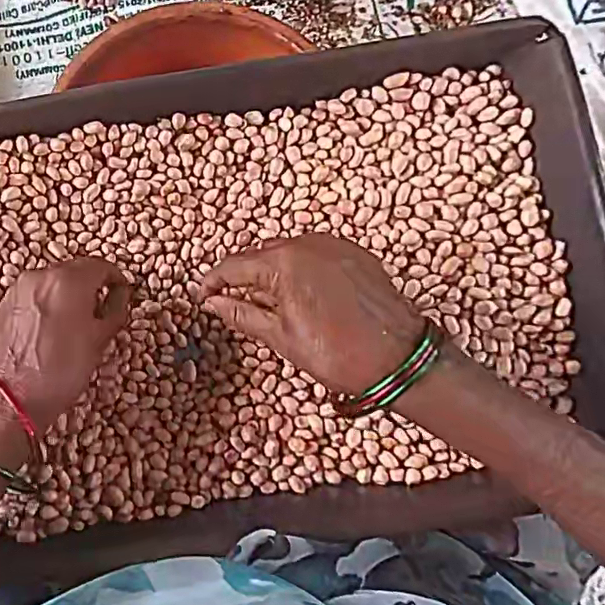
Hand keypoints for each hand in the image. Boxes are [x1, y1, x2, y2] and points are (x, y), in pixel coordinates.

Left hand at [0, 257, 130, 432]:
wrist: (17, 397)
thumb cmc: (62, 370)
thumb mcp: (100, 339)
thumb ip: (115, 309)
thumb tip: (119, 296)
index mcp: (68, 280)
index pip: (101, 266)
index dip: (116, 279)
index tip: (121, 293)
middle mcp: (40, 276)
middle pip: (75, 270)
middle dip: (91, 286)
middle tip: (102, 310)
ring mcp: (19, 289)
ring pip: (53, 282)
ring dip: (68, 295)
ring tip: (76, 323)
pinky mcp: (5, 305)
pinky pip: (34, 295)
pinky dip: (47, 304)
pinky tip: (53, 328)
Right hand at [200, 234, 425, 396]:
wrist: (400, 359)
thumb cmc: (341, 353)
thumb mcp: (280, 336)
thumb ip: (241, 314)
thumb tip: (214, 304)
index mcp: (284, 263)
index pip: (233, 266)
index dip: (213, 282)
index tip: (204, 296)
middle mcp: (308, 244)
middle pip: (259, 255)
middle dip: (241, 277)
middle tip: (228, 301)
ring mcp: (334, 246)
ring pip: (287, 253)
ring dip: (270, 273)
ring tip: (263, 302)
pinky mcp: (355, 255)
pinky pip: (314, 255)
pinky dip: (299, 270)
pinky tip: (298, 295)